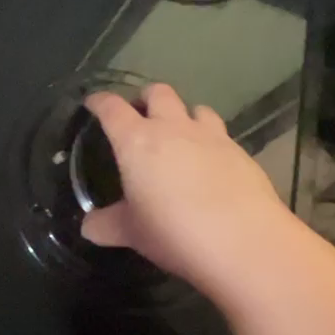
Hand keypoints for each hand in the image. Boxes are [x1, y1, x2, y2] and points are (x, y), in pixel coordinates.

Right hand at [80, 84, 291, 291]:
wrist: (245, 242)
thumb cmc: (175, 233)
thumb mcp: (133, 233)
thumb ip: (108, 225)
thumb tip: (89, 227)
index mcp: (137, 141)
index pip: (112, 108)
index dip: (100, 101)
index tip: (94, 103)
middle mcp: (173, 128)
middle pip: (158, 92)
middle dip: (146, 98)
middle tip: (141, 116)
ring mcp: (210, 136)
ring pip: (195, 108)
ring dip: (184, 116)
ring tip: (181, 136)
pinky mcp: (239, 151)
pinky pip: (221, 134)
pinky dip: (211, 141)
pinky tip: (212, 165)